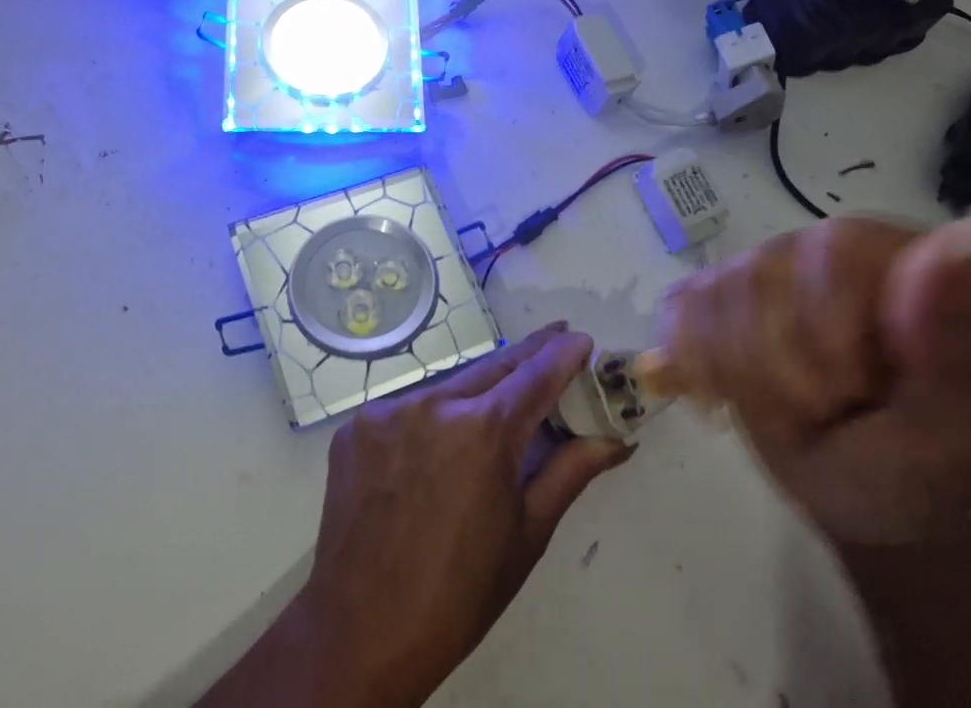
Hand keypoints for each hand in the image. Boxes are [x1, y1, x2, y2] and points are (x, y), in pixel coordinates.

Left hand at [291, 323, 632, 706]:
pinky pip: (408, 407)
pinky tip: (446, 435)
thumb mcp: (528, 532)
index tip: (583, 339)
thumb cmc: (461, 592)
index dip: (563, 354)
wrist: (362, 631)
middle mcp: (433, 404)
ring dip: (480, 385)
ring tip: (506, 392)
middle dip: (528, 355)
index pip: (536, 374)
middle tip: (556, 339)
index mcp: (483, 430)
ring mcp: (387, 414)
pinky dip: (436, 412)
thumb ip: (571, 472)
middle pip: (493, 368)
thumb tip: (615, 440)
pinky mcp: (356, 430)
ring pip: (448, 385)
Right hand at [660, 215, 970, 543]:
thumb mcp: (958, 431)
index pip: (832, 251)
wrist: (858, 500)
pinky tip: (725, 398)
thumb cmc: (917, 469)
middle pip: (760, 272)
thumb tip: (960, 236)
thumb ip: (955, 342)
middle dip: (777, 363)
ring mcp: (767, 269)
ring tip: (785, 410)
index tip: (849, 393)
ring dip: (741, 372)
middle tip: (821, 412)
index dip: (823, 328)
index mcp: (901, 261)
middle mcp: (828, 248)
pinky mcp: (718, 298)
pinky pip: (681, 310)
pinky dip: (695, 364)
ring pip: (715, 294)